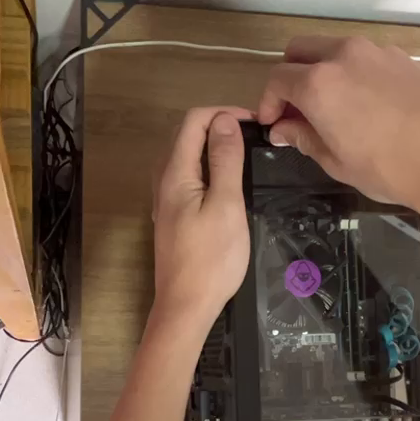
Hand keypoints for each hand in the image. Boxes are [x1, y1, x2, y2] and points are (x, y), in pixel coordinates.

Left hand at [152, 107, 254, 329]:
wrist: (186, 307)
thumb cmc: (211, 259)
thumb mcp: (226, 205)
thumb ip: (224, 161)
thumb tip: (225, 121)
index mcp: (175, 174)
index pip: (193, 121)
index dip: (224, 113)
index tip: (255, 124)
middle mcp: (163, 183)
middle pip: (185, 136)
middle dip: (218, 127)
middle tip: (253, 138)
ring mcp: (164, 202)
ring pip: (185, 158)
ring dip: (212, 149)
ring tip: (244, 157)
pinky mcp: (171, 219)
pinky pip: (186, 180)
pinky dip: (206, 170)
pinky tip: (226, 185)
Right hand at [255, 36, 419, 219]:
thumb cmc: (392, 168)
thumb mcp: (337, 161)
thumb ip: (305, 138)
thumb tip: (284, 129)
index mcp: (318, 83)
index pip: (277, 80)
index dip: (268, 103)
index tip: (273, 125)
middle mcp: (343, 56)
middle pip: (300, 51)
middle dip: (290, 78)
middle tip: (295, 112)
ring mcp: (376, 52)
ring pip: (333, 50)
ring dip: (321, 73)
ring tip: (331, 111)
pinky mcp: (403, 57)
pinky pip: (364, 58)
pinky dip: (352, 74)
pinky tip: (365, 108)